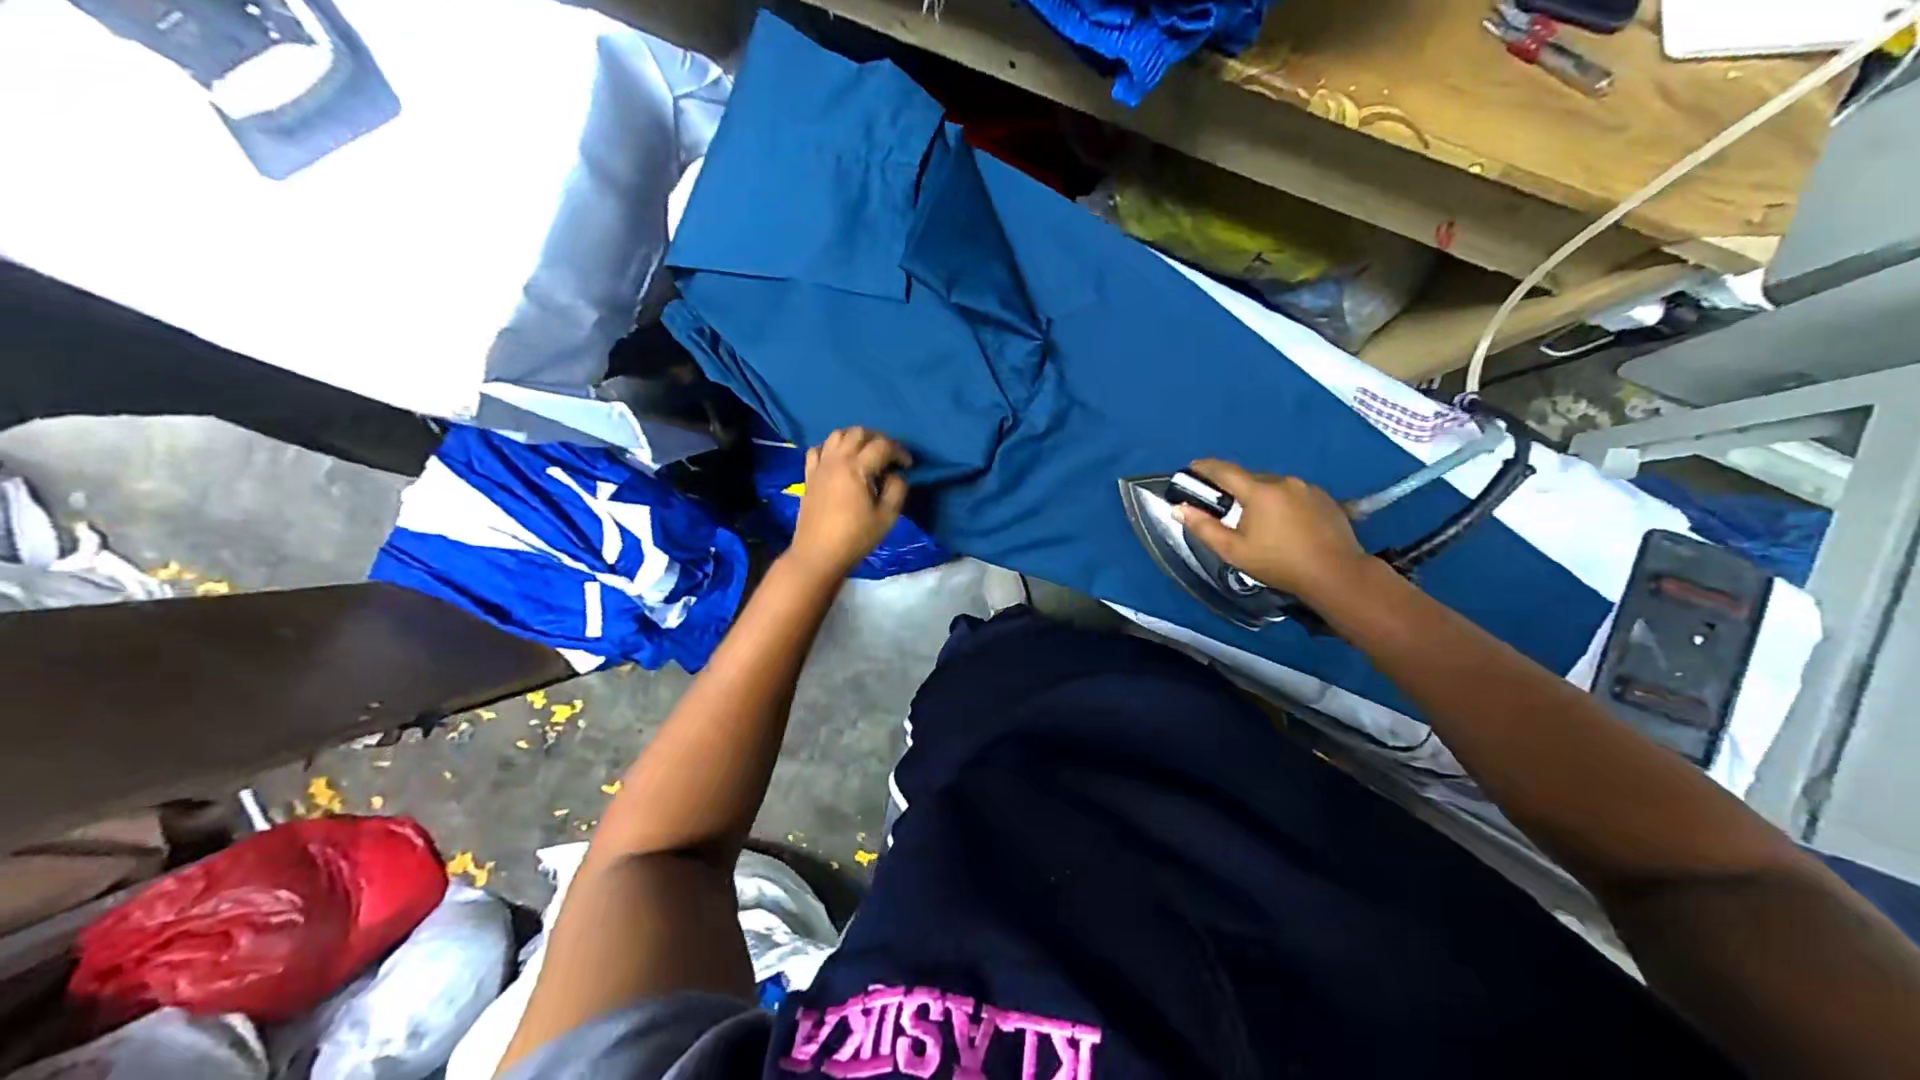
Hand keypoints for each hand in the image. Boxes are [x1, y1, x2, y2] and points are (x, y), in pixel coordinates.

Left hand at [787, 427, 912, 577]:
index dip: (900, 451)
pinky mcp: (809, 476)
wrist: (818, 554)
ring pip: (837, 435)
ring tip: (866, 453)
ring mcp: (820, 466)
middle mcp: (836, 459)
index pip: (883, 445)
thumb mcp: (887, 516)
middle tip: (889, 455)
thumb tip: (895, 475)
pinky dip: (831, 448)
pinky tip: (839, 460)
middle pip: (859, 432)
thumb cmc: (855, 538)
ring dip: (855, 438)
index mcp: (856, 467)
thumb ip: (897, 489)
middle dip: (879, 438)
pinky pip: (818, 449)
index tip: (908, 465)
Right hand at [1174, 459, 1371, 599]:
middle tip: (1224, 506)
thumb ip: (1204, 527)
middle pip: (1250, 478)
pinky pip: (1294, 493)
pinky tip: (1284, 524)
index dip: (1205, 467)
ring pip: (1273, 485)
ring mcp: (1308, 487)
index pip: (1225, 470)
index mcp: (1259, 491)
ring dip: (1260, 496)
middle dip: (1234, 488)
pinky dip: (1282, 502)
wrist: (1336, 573)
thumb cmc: (1279, 563)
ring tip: (1257, 519)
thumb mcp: (1234, 551)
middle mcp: (1284, 481)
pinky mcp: (1325, 497)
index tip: (1191, 469)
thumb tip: (1179, 509)